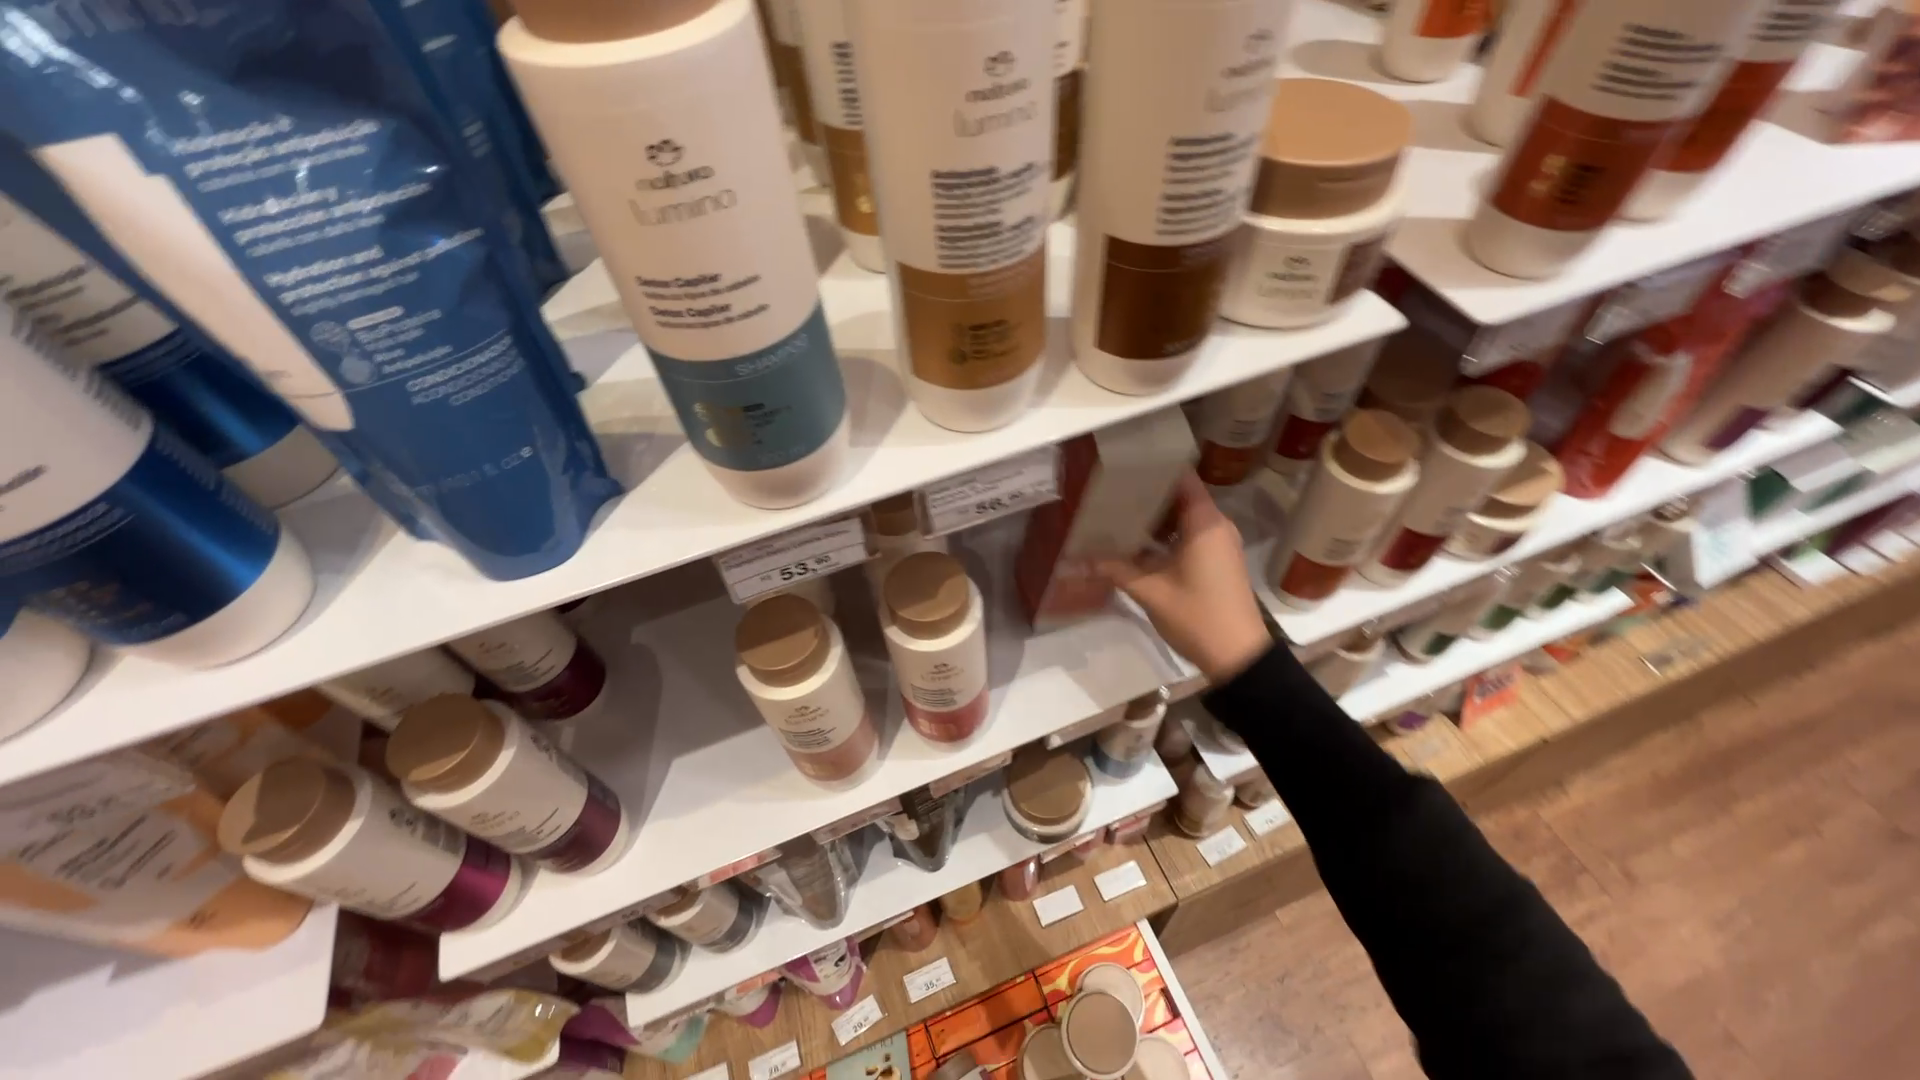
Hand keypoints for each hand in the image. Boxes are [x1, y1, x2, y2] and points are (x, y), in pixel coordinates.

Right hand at [1100, 473, 1271, 682]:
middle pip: (1180, 497)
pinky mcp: (1217, 560)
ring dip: (1155, 518)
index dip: (1155, 468)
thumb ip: (1115, 569)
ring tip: (1118, 515)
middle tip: (1111, 491)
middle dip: (1147, 495)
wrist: (1238, 655)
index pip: (1182, 479)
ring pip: (1184, 518)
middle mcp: (1216, 526)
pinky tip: (1137, 544)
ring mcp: (1219, 543)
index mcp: (1205, 523)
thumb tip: (1077, 559)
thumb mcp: (1150, 592)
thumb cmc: (1197, 616)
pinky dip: (1166, 536)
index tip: (1125, 466)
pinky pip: (1190, 535)